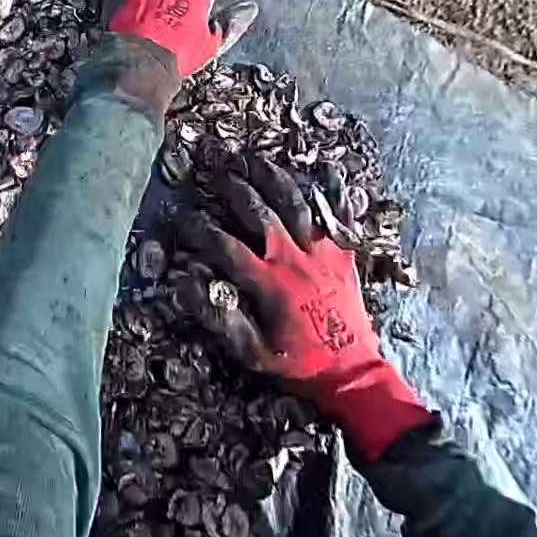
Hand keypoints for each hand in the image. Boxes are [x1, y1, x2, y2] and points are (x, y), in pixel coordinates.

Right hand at [180, 153, 434, 460]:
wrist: (354, 375)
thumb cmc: (298, 364)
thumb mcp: (252, 354)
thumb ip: (219, 320)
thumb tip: (185, 285)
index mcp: (268, 283)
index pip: (224, 245)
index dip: (199, 228)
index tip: (182, 216)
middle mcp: (294, 260)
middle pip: (259, 212)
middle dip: (234, 189)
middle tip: (217, 174)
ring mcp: (322, 254)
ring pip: (296, 205)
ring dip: (273, 180)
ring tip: (255, 161)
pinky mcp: (344, 256)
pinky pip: (340, 217)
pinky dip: (333, 194)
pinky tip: (327, 171)